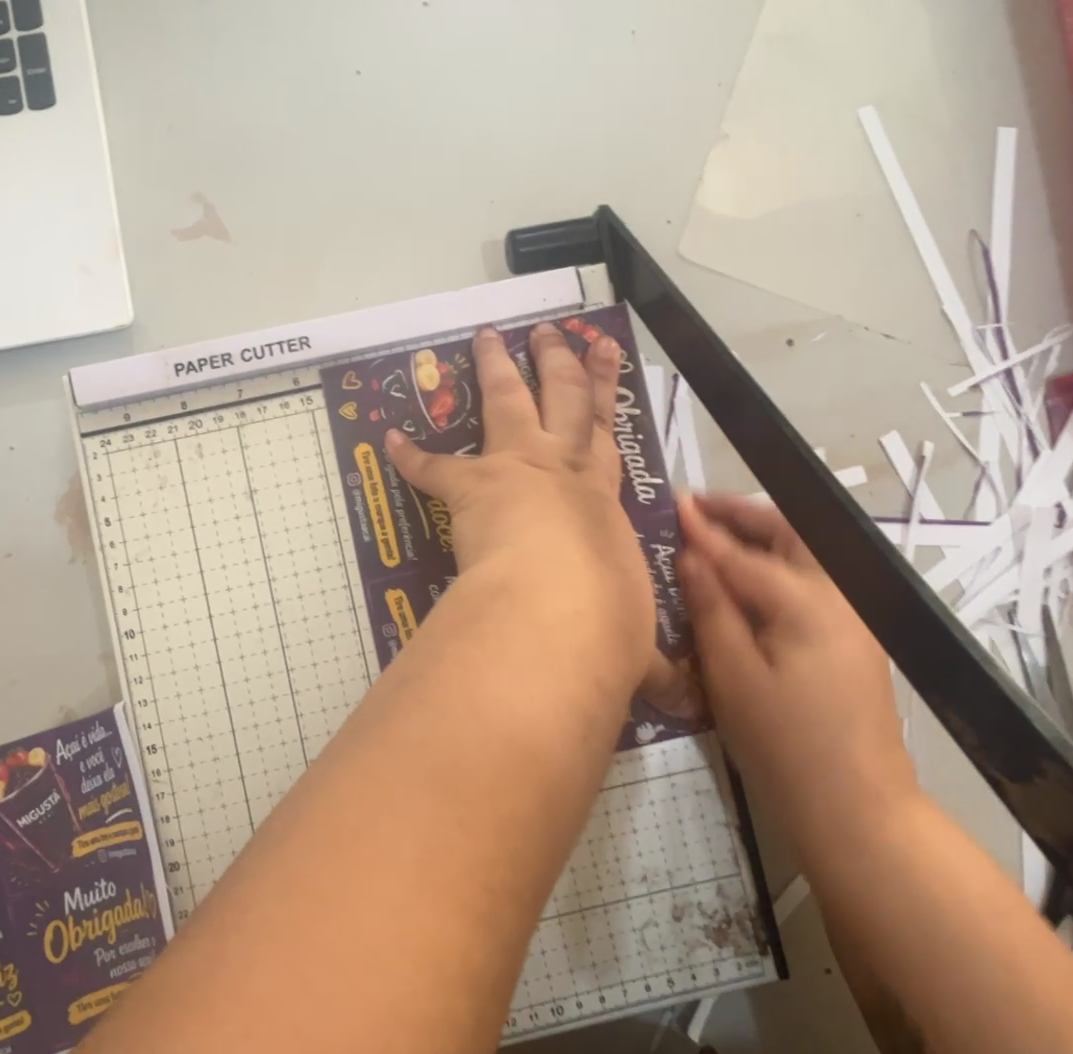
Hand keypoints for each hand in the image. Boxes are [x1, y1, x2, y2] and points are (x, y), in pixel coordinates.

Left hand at [386, 323, 697, 718]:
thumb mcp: (635, 643)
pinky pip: (436, 467)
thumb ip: (653, 668)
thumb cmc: (608, 621)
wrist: (567, 609)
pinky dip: (412, 454)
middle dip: (560, 363)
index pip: (607, 441)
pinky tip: (390, 438)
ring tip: (491, 336)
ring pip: (512, 404)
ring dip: (501, 370)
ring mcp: (522, 469)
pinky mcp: (476, 486)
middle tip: (551, 330)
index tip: (607, 357)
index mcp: (604, 501)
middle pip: (566, 402)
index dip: (607, 397)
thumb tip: (683, 704)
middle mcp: (567, 472)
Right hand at [677, 494, 915, 835]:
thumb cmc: (783, 745)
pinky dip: (776, 567)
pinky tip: (745, 582)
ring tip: (718, 534)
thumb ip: (712, 610)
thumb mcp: (733, 677)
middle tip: (700, 507)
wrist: (855, 806)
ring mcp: (852, 619)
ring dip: (763, 537)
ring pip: (806, 556)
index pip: (743, 554)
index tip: (674, 502)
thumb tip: (692, 558)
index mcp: (808, 603)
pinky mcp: (852, 641)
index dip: (705, 529)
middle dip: (745, 515)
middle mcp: (839, 598)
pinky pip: (810, 584)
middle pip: (792, 535)